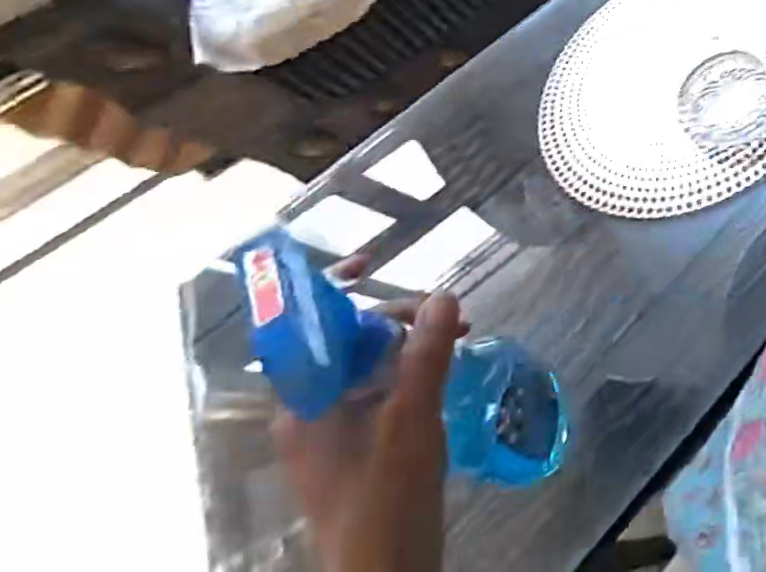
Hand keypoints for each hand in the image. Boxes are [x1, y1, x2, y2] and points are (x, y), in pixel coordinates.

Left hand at [272, 255, 466, 571]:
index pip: (310, 333)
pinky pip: (385, 386)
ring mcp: (338, 429)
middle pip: (350, 342)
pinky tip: (448, 365)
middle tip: (450, 315)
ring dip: (414, 340)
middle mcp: (313, 412)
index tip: (366, 264)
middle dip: (398, 318)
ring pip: (372, 363)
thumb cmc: (387, 502)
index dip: (332, 293)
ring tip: (459, 335)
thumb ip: (426, 356)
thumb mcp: (411, 423)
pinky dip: (415, 367)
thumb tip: (442, 294)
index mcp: (305, 407)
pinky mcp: (363, 442)